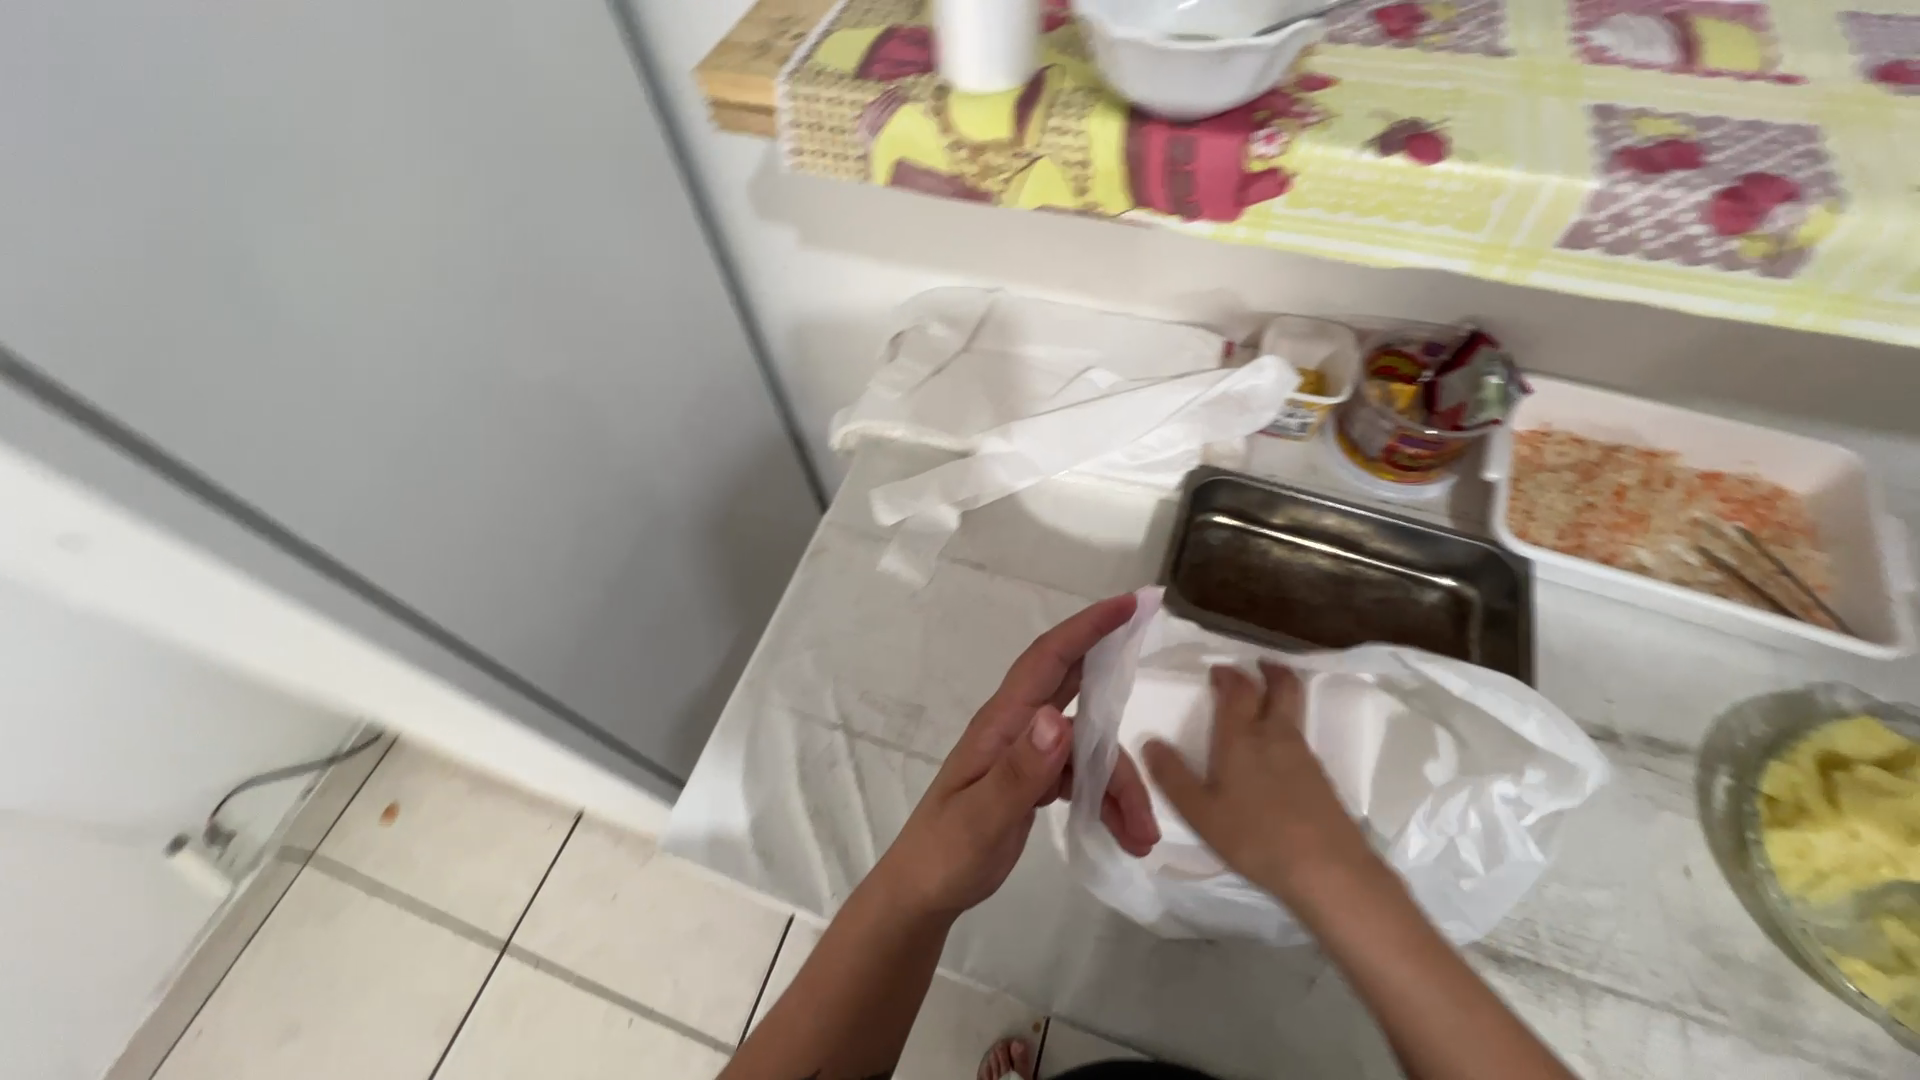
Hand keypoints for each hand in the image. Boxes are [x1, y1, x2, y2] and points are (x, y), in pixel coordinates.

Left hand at [873, 594, 1160, 919]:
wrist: (924, 892)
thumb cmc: (946, 853)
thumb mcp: (982, 818)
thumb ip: (1020, 771)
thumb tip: (1059, 717)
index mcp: (1001, 724)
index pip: (1048, 660)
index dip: (1088, 629)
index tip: (1129, 606)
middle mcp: (1016, 729)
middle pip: (1076, 690)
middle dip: (1116, 675)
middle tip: (1156, 654)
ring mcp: (1026, 755)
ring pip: (1088, 748)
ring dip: (1121, 784)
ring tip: (1142, 836)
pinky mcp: (1033, 780)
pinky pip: (1081, 776)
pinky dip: (1107, 800)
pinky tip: (1124, 834)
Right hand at [1142, 662, 1379, 904]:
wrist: (1328, 869)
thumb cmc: (1255, 838)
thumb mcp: (1201, 813)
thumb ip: (1173, 777)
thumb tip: (1151, 743)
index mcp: (1241, 738)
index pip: (1238, 690)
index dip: (1228, 674)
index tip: (1216, 671)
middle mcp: (1275, 736)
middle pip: (1281, 687)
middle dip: (1269, 670)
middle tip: (1256, 665)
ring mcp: (1303, 755)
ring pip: (1294, 710)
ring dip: (1280, 695)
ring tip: (1263, 701)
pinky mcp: (1320, 777)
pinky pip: (1300, 735)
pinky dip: (1287, 725)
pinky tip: (1276, 751)